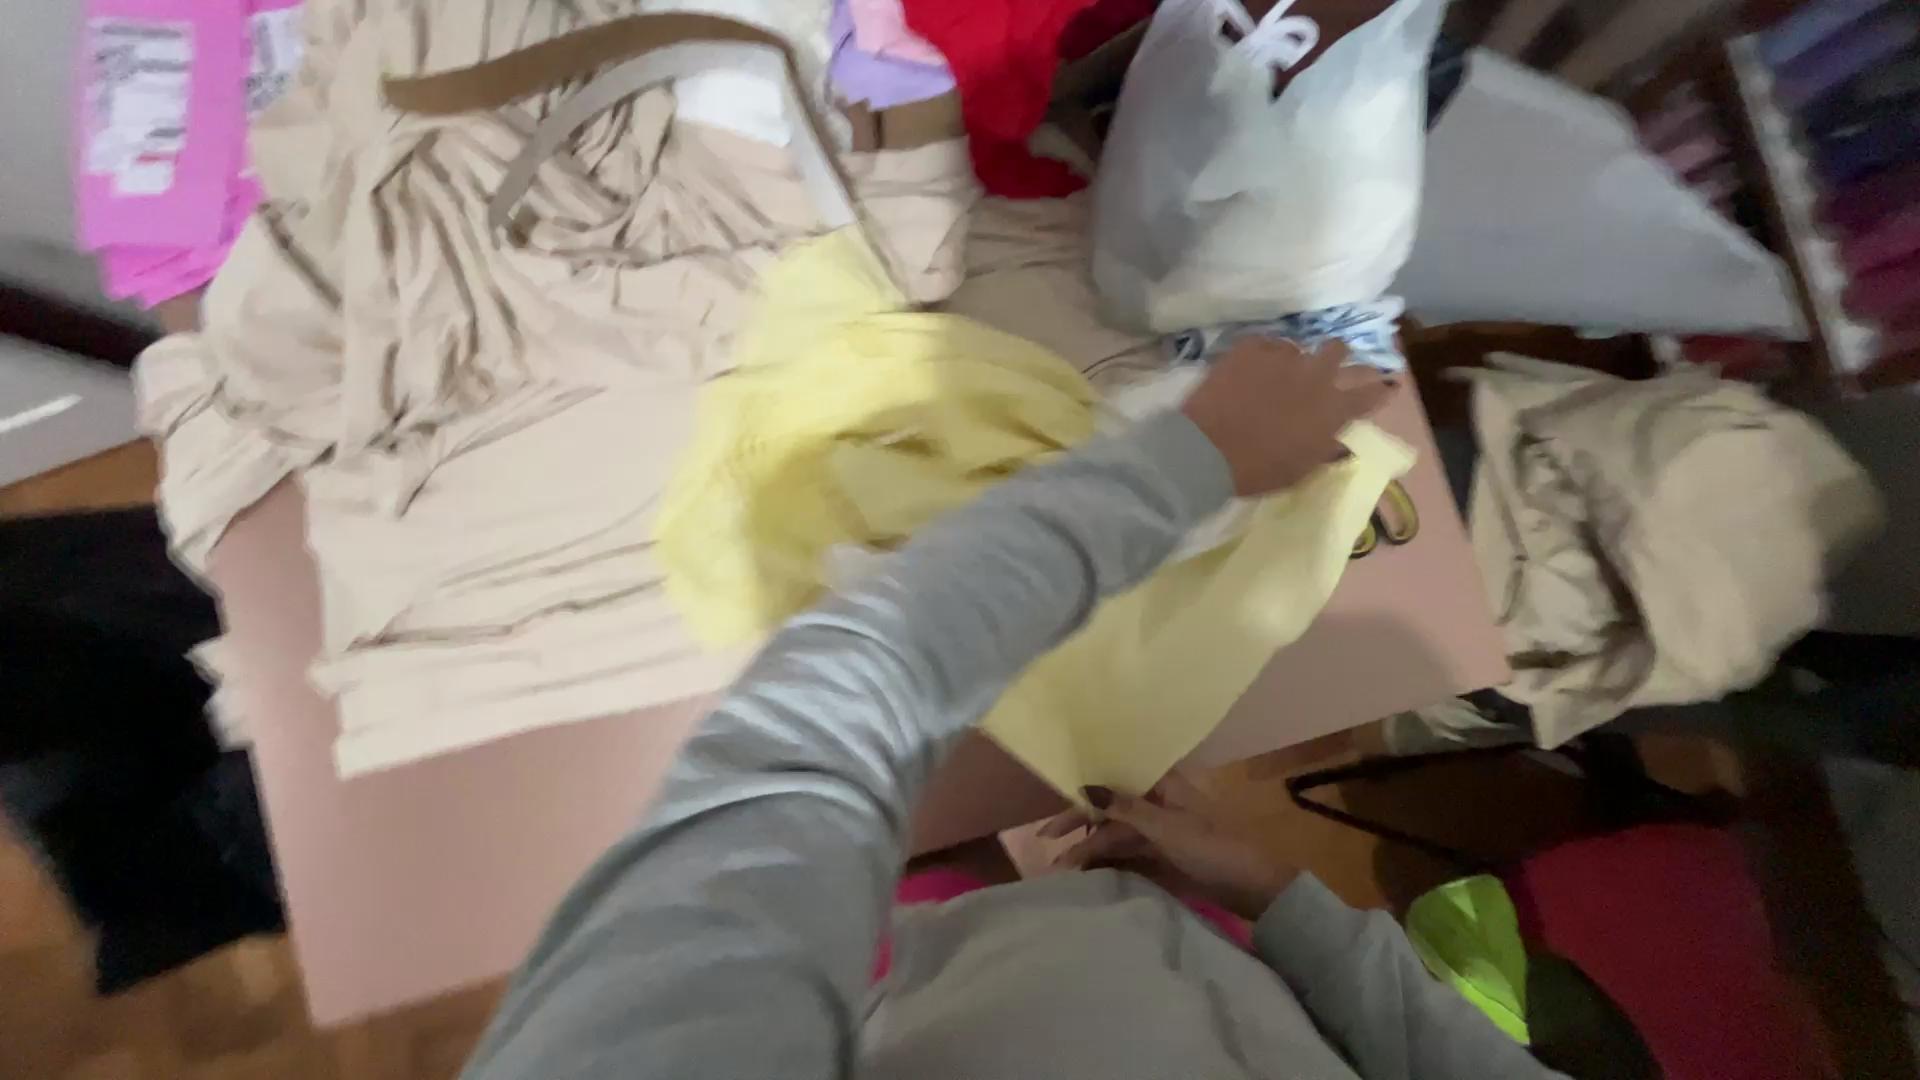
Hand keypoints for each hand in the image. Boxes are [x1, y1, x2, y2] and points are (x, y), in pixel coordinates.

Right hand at [1041, 768, 1299, 919]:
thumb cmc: (1213, 847)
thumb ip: (1123, 808)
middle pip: (1110, 808)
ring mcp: (1160, 830)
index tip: (1054, 803)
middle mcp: (1156, 801)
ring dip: (1091, 848)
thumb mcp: (1166, 826)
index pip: (1112, 779)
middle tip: (1047, 842)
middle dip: (1080, 825)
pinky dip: (1107, 861)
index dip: (1082, 791)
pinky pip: (1127, 854)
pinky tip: (1086, 872)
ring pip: (1116, 834)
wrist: (1257, 889)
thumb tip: (1084, 787)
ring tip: (1063, 868)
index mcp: (1161, 783)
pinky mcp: (1163, 856)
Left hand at [1179, 339, 1394, 497]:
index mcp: (1334, 409)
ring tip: (1274, 373)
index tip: (1378, 387)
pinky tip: (1248, 369)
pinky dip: (1261, 355)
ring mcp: (1282, 357)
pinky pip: (1265, 344)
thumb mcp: (1300, 470)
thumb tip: (1339, 442)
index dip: (1378, 388)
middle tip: (1321, 369)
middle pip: (1339, 351)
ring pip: (1299, 346)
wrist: (1206, 451)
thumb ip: (1324, 450)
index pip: (1372, 392)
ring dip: (1291, 359)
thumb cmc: (1256, 471)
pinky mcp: (1250, 348)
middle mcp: (1316, 375)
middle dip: (1335, 357)